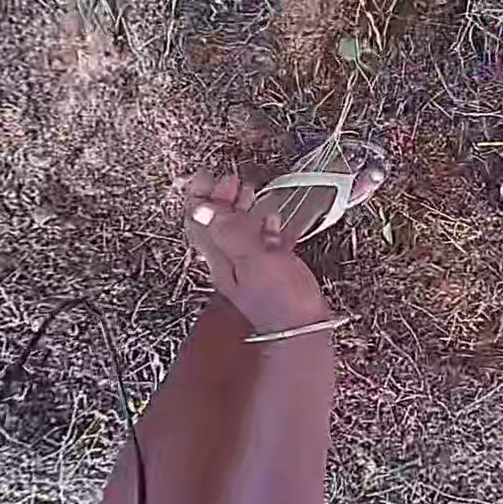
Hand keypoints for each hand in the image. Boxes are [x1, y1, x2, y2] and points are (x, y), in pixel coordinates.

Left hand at [183, 172, 331, 335]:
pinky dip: (263, 225)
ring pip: (236, 230)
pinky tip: (272, 221)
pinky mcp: (270, 268)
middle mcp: (230, 261)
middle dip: (220, 198)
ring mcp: (249, 265)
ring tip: (249, 192)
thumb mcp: (255, 260)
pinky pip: (260, 240)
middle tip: (232, 180)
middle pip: (215, 223)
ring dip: (239, 208)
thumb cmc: (281, 298)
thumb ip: (231, 232)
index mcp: (220, 259)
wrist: (304, 327)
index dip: (199, 198)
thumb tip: (203, 209)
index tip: (206, 176)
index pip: (198, 223)